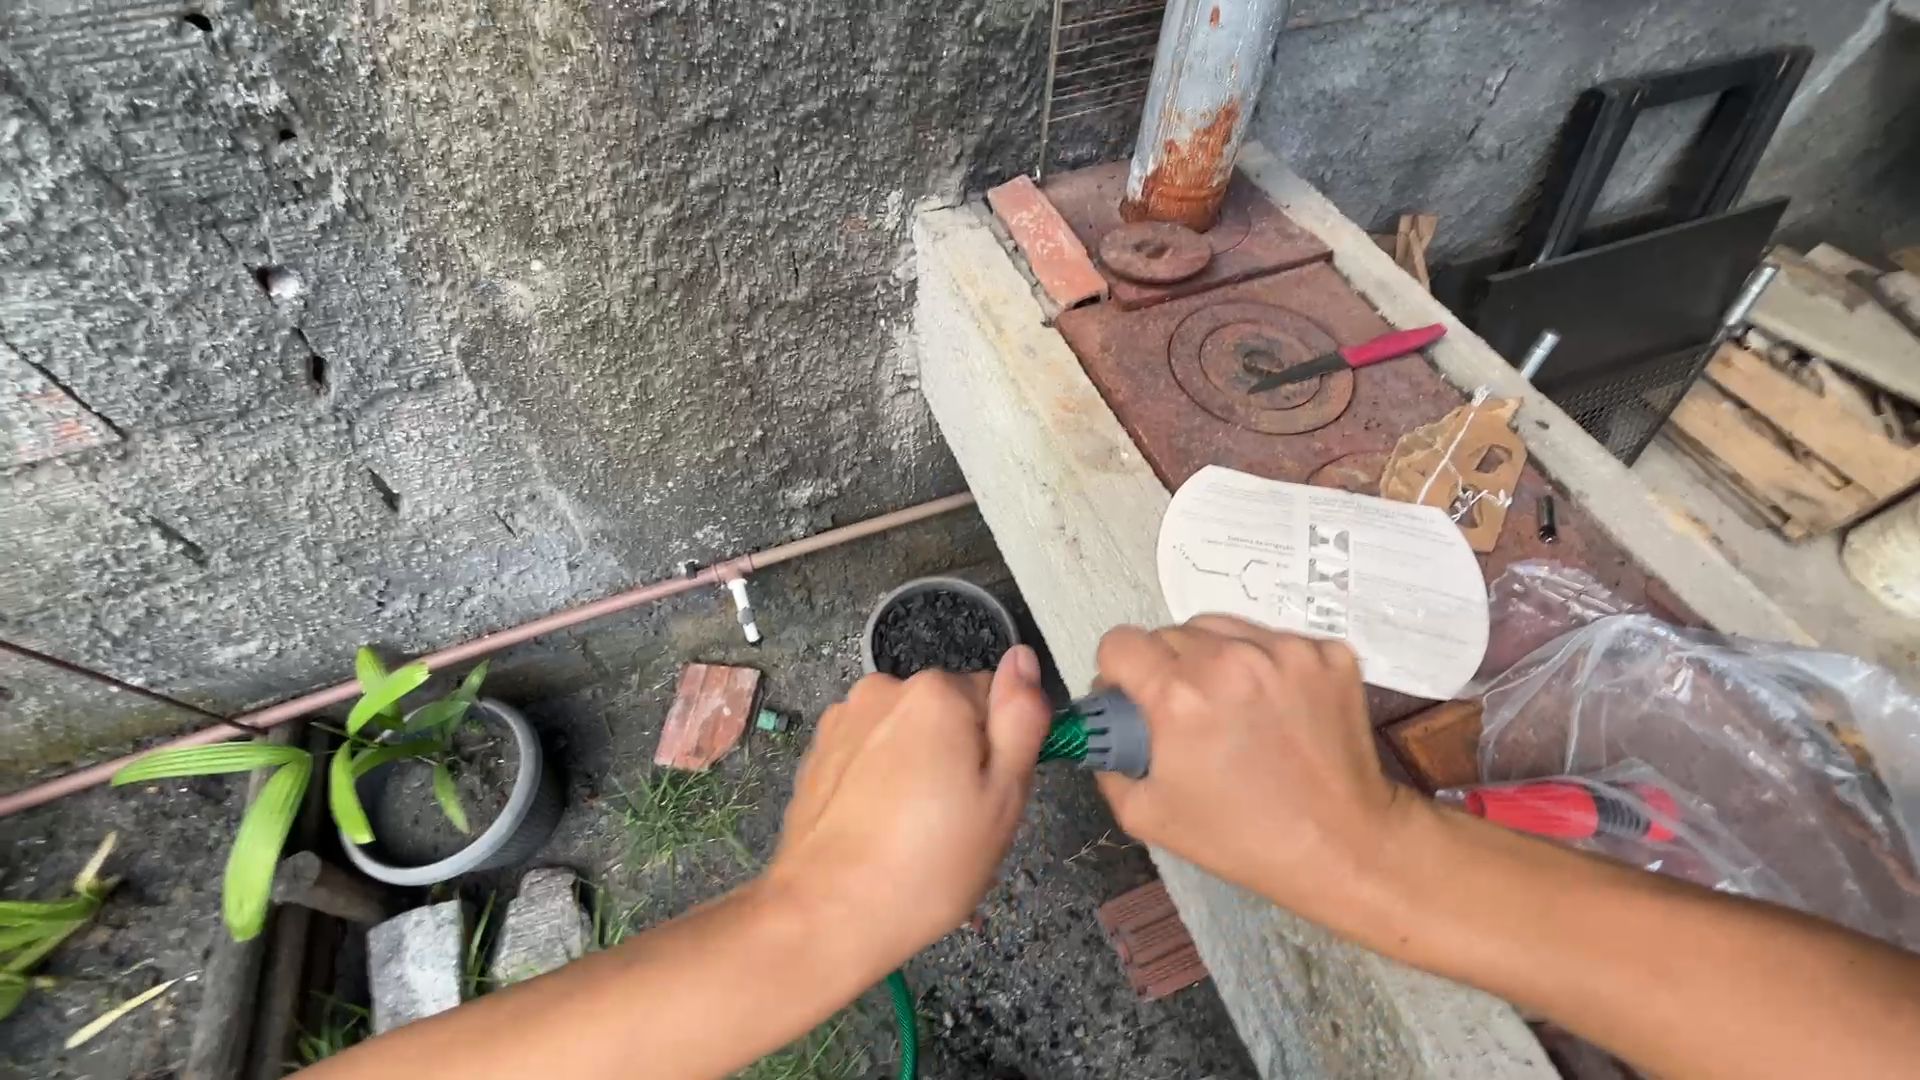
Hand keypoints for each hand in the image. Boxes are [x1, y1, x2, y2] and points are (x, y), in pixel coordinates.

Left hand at [764, 646, 1050, 975]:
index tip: (984, 796)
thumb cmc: (929, 862)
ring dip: (914, 762)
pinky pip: (868, 748)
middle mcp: (885, 688)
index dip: (997, 750)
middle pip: (946, 712)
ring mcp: (844, 717)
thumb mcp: (1002, 796)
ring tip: (909, 827)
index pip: (993, 699)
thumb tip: (1023, 657)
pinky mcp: (817, 748)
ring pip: (905, 731)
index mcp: (936, 693)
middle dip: (955, 753)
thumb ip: (1020, 718)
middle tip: (953, 818)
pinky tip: (874, 824)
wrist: (825, 913)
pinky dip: (877, 775)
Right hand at [1092, 617, 1415, 927]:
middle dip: (1166, 667)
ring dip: (1213, 657)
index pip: (1120, 642)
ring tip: (1234, 704)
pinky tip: (1277, 705)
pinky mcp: (1327, 652)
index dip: (1119, 672)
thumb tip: (1102, 722)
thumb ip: (1108, 760)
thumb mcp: (1146, 814)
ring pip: (1220, 628)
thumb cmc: (1241, 837)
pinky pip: (1271, 639)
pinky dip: (1265, 664)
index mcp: (1178, 695)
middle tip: (1186, 712)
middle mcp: (1228, 658)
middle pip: (1168, 634)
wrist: (1347, 847)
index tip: (1134, 698)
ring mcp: (1284, 650)